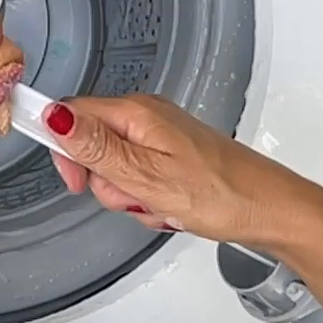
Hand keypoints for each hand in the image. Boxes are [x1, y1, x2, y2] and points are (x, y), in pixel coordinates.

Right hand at [46, 93, 322, 248]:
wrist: (268, 208)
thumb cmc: (218, 191)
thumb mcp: (146, 176)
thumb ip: (96, 147)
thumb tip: (54, 115)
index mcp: (135, 113)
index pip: (72, 113)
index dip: (61, 144)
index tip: (66, 174)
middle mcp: (144, 117)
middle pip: (90, 145)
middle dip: (103, 181)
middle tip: (132, 197)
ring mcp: (158, 136)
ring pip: (113, 167)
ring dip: (127, 195)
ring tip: (158, 205)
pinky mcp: (169, 154)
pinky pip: (136, 176)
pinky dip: (145, 198)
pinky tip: (168, 208)